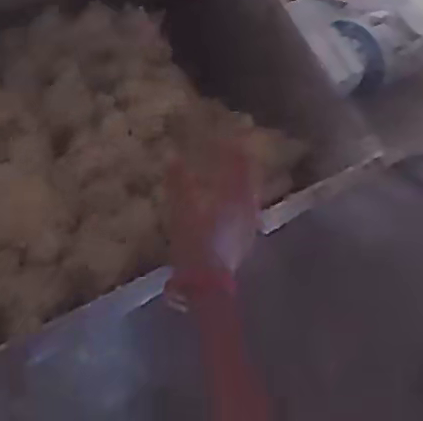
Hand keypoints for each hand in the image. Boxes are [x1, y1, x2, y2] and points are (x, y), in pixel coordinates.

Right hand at [165, 138, 258, 308]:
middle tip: (232, 152)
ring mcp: (249, 227)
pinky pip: (246, 211)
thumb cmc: (197, 242)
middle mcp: (249, 208)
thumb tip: (172, 155)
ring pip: (249, 196)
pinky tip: (229, 206)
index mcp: (236, 196)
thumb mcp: (182, 208)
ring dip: (240, 183)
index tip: (229, 134)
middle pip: (248, 179)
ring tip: (230, 176)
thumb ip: (179, 181)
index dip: (234, 147)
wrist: (208, 287)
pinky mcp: (244, 243)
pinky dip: (239, 201)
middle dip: (240, 164)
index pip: (239, 164)